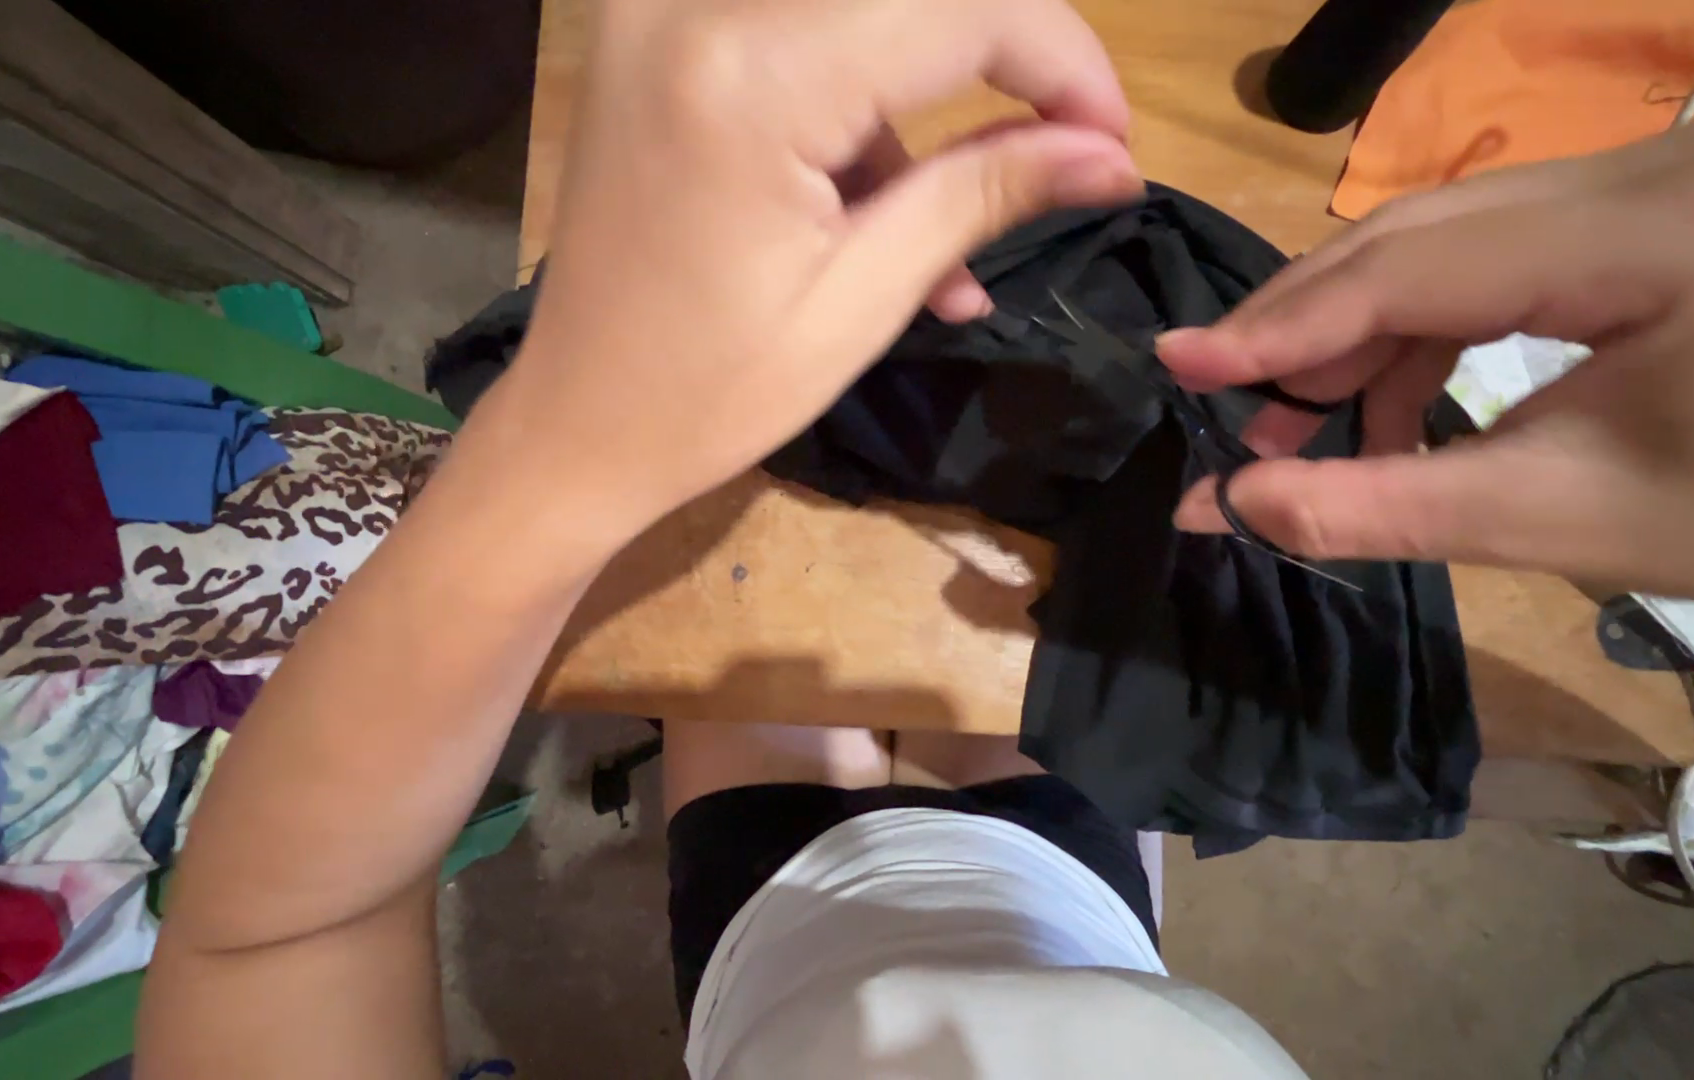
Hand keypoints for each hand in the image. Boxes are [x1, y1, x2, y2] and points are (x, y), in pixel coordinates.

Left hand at [501, 0, 1140, 538]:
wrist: (578, 429)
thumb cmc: (714, 397)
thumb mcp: (860, 301)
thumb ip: (981, 196)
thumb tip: (1108, 155)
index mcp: (750, 76)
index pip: (957, 6)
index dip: (1061, 60)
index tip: (1115, 139)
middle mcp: (693, 5)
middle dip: (1003, 63)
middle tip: (1056, 156)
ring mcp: (658, 18)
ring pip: (852, 21)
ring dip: (926, 110)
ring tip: (954, 249)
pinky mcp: (651, 51)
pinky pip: (793, 54)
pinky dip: (857, 127)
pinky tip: (888, 223)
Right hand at [1156, 110, 1693, 616]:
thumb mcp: (1549, 521)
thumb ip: (1362, 510)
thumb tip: (1213, 507)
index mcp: (1675, 235)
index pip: (1411, 268)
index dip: (1277, 325)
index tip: (1176, 362)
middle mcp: (1674, 162)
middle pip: (1412, 235)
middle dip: (1300, 328)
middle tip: (1223, 398)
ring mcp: (1673, 168)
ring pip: (1438, 242)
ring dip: (1352, 338)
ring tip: (1301, 424)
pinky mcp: (1661, 198)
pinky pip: (1487, 255)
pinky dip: (1415, 333)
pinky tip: (1392, 404)